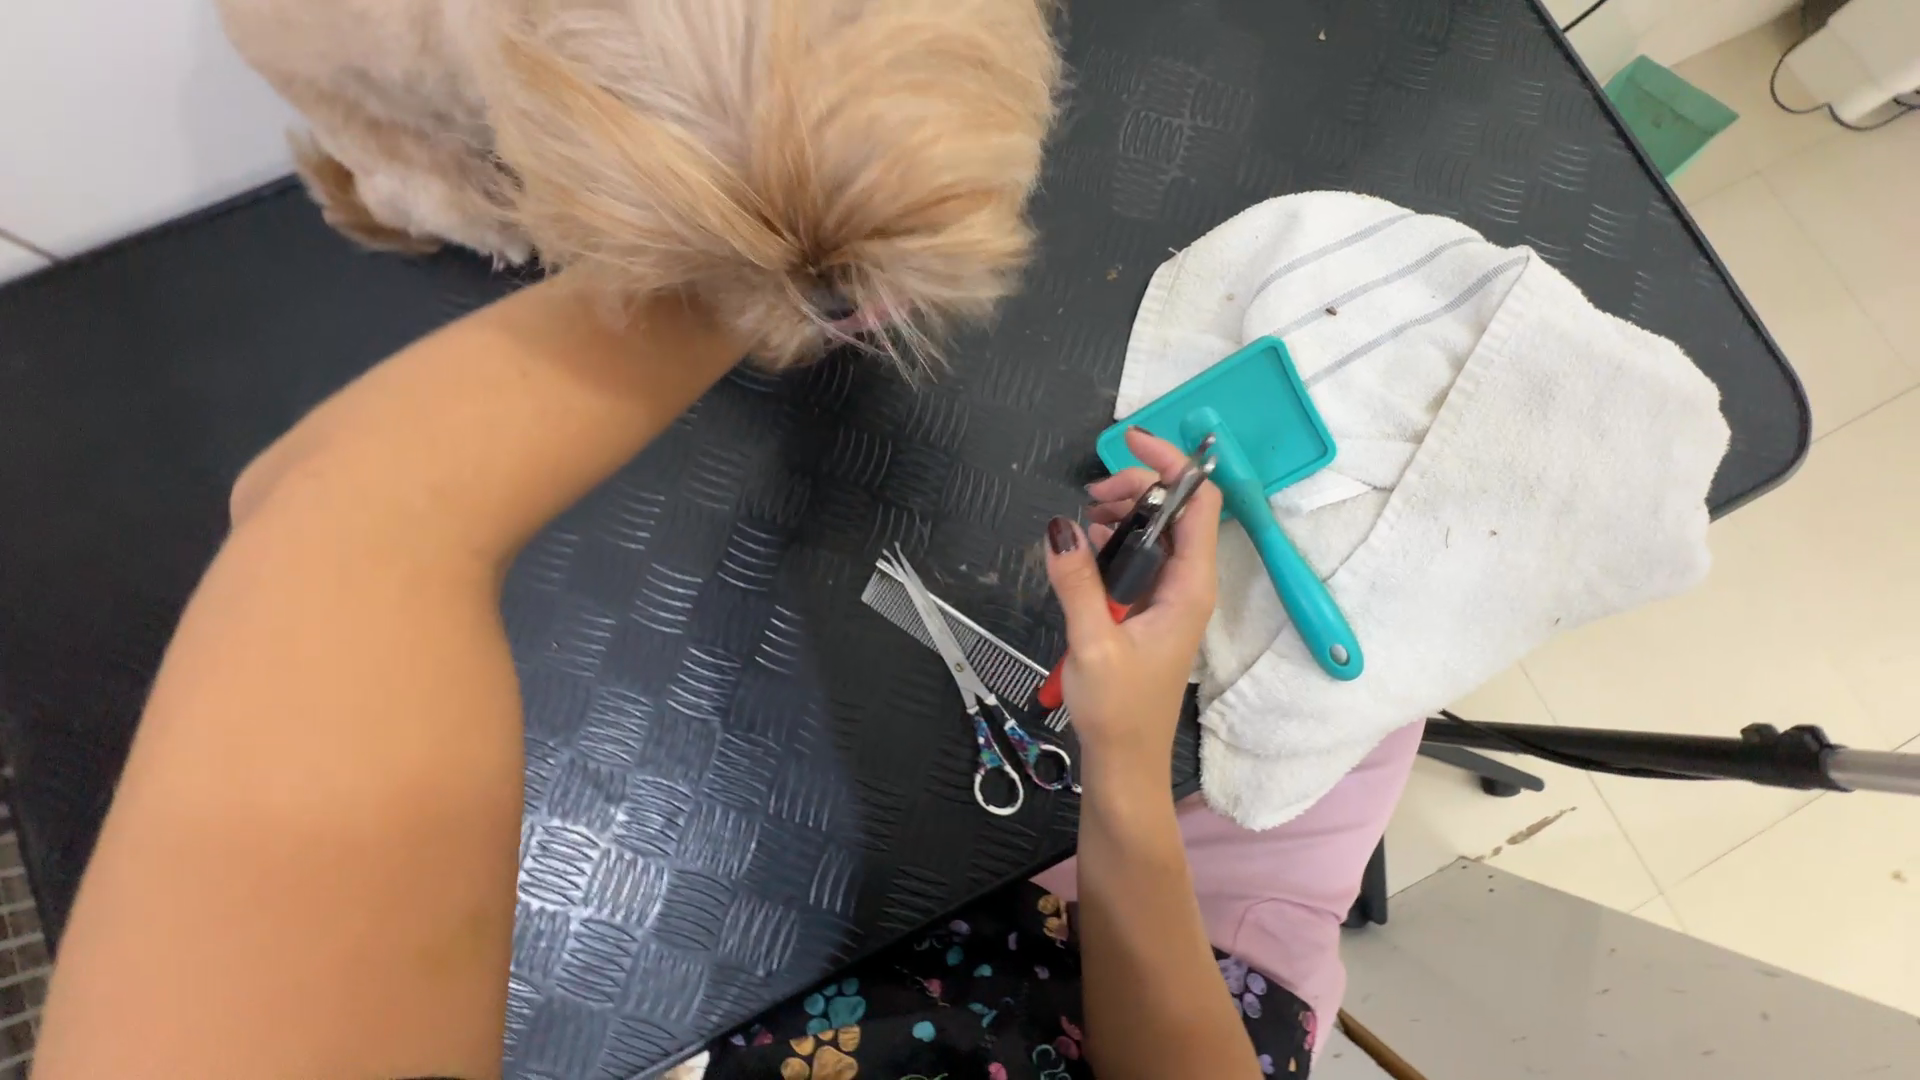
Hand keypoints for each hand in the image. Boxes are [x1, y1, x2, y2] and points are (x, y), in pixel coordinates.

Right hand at [1044, 429, 1220, 777]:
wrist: (1124, 761)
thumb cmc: (1117, 709)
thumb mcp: (1091, 643)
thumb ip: (1077, 583)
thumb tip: (1059, 526)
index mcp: (1189, 587)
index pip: (1198, 504)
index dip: (1171, 464)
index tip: (1129, 442)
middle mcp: (1188, 583)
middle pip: (1176, 510)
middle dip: (1136, 488)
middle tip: (1090, 496)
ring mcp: (1170, 595)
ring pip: (1157, 531)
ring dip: (1124, 513)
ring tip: (1085, 521)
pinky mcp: (1151, 607)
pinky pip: (1142, 556)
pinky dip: (1117, 540)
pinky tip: (1088, 550)